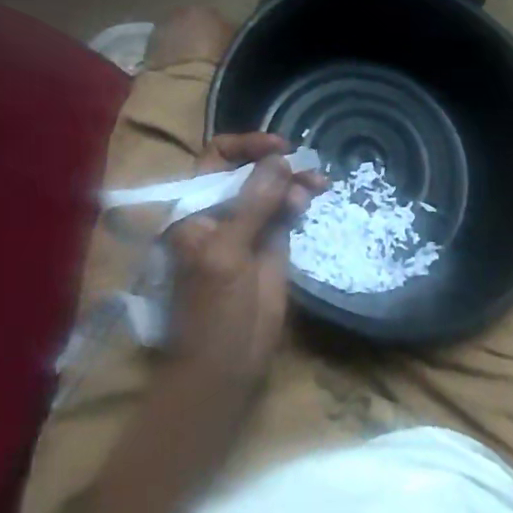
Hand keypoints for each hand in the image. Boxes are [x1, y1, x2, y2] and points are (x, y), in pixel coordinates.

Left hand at [164, 134, 325, 388]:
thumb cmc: (213, 310)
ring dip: (294, 180)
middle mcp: (220, 211)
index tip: (277, 147)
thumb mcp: (228, 253)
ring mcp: (247, 228)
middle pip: (249, 171)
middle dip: (278, 163)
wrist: (225, 366)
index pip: (216, 158)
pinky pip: (285, 213)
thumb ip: (252, 205)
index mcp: (195, 208)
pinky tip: (312, 198)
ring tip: (318, 184)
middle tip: (308, 168)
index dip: (245, 146)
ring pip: (272, 190)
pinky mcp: (270, 247)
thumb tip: (279, 160)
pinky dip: (299, 201)